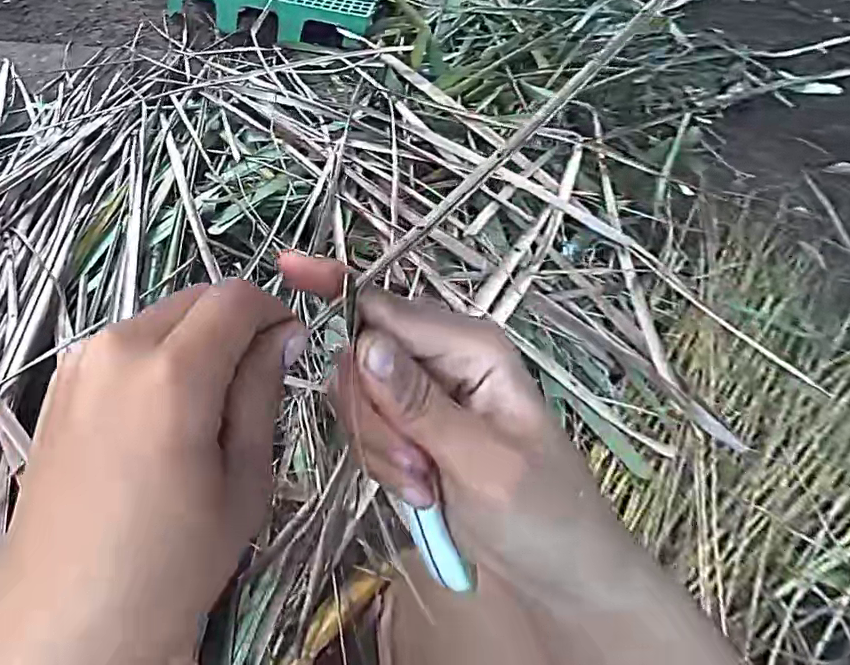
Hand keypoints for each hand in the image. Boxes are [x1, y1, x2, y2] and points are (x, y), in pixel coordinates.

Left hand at [0, 281, 306, 664]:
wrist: (62, 618)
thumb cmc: (167, 567)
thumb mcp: (241, 483)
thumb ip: (261, 392)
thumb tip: (281, 334)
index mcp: (170, 372)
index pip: (234, 298)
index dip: (270, 311)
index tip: (286, 343)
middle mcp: (119, 345)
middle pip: (195, 298)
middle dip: (232, 322)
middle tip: (249, 380)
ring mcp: (83, 357)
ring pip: (160, 316)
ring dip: (193, 338)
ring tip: (199, 406)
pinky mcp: (63, 375)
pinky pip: (125, 341)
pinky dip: (155, 355)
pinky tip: (154, 414)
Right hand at [276, 253, 642, 604]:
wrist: (563, 580)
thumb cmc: (545, 516)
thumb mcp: (483, 463)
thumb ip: (418, 403)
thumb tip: (363, 343)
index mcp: (468, 344)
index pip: (384, 306)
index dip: (332, 286)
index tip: (286, 269)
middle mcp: (438, 354)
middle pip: (359, 353)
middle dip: (373, 413)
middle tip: (414, 467)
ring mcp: (418, 387)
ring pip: (355, 393)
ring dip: (379, 444)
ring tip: (424, 486)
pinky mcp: (405, 420)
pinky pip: (362, 424)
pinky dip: (380, 460)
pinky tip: (419, 491)